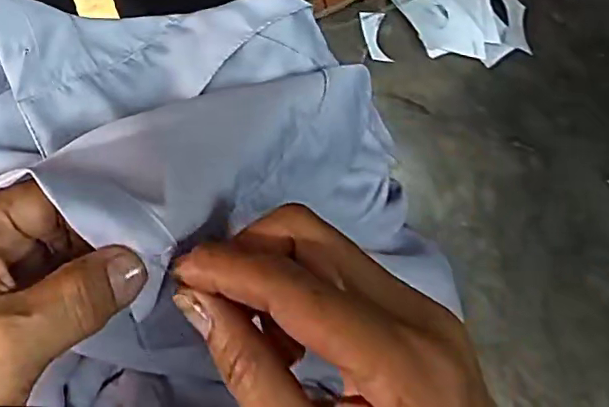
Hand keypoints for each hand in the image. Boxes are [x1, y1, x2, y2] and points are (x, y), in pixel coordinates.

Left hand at [0, 180, 146, 406]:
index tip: (146, 217)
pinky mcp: (20, 299)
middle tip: (152, 244)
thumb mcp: (16, 339)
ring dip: (103, 260)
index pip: (55, 194)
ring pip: (70, 248)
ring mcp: (8, 266)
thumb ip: (78, 297)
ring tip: (145, 262)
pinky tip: (121, 286)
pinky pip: (67, 276)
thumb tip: (136, 262)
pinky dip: (93, 283)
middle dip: (106, 234)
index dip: (100, 205)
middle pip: (66, 218)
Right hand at [171, 204, 492, 406]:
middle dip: (250, 249)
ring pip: (324, 242)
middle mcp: (419, 312)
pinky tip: (289, 337)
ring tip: (251, 327)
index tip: (184, 266)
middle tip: (210, 288)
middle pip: (311, 234)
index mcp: (403, 359)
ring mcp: (424, 306)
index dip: (232, 268)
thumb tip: (199, 299)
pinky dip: (301, 283)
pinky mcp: (420, 311)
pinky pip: (344, 268)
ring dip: (272, 264)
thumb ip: (254, 374)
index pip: (297, 284)